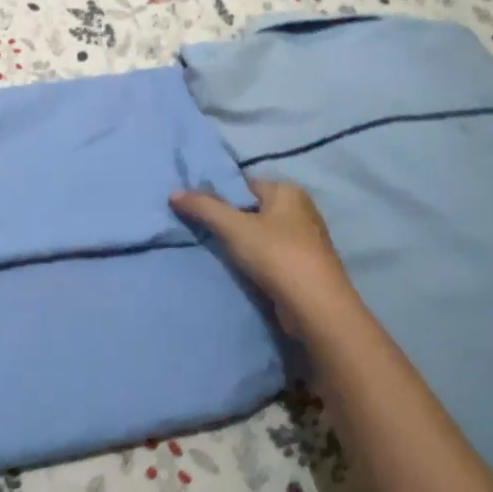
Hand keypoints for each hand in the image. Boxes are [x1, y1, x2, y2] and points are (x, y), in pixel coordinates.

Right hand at [172, 179, 355, 336]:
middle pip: (252, 208)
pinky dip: (256, 259)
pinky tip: (240, 268)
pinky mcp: (307, 267)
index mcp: (288, 191)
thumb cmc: (277, 255)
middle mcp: (301, 210)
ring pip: (262, 233)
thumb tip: (174, 193)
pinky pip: (272, 254)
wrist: (317, 310)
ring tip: (217, 250)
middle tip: (202, 229)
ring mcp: (307, 240)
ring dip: (242, 241)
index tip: (197, 208)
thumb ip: (202, 206)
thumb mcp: (232, 226)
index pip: (243, 183)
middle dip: (229, 218)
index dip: (218, 194)